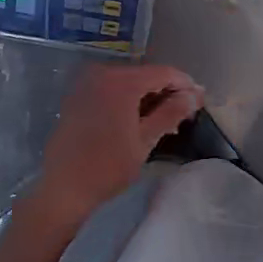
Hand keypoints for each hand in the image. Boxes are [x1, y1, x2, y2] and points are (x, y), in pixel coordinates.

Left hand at [29, 63, 203, 226]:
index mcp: (121, 82)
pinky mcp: (78, 96)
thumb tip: (194, 95)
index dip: (184, 84)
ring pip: (128, 83)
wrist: (62, 189)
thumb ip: (172, 112)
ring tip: (165, 120)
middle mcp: (103, 74)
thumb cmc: (107, 166)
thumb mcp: (145, 140)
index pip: (163, 73)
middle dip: (166, 92)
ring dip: (148, 97)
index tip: (200, 99)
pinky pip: (111, 90)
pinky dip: (128, 100)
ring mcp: (87, 84)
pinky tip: (139, 119)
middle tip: (184, 113)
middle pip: (145, 75)